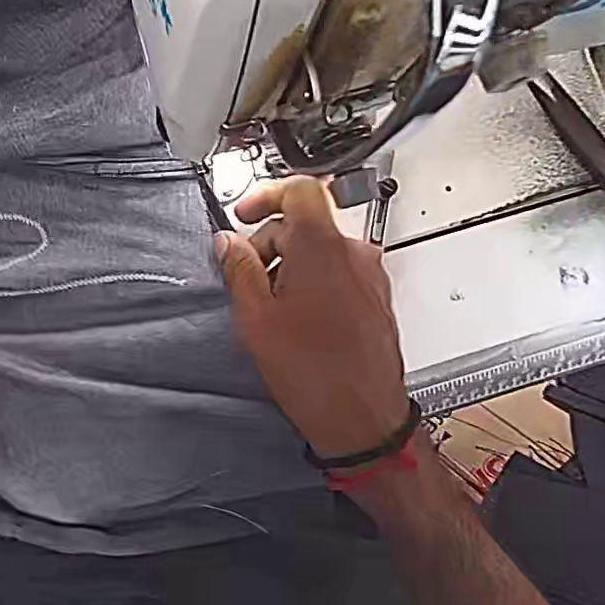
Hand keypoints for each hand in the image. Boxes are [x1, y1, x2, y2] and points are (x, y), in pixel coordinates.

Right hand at [216, 176, 411, 457]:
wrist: (362, 415)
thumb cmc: (316, 375)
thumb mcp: (256, 319)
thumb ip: (239, 269)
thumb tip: (228, 243)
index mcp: (321, 248)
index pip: (299, 189)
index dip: (266, 195)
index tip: (246, 213)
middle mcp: (352, 254)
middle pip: (305, 222)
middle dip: (271, 242)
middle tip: (248, 275)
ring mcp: (369, 274)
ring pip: (321, 248)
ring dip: (291, 264)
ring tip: (272, 306)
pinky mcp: (375, 295)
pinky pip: (339, 270)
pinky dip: (314, 280)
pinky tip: (297, 317)